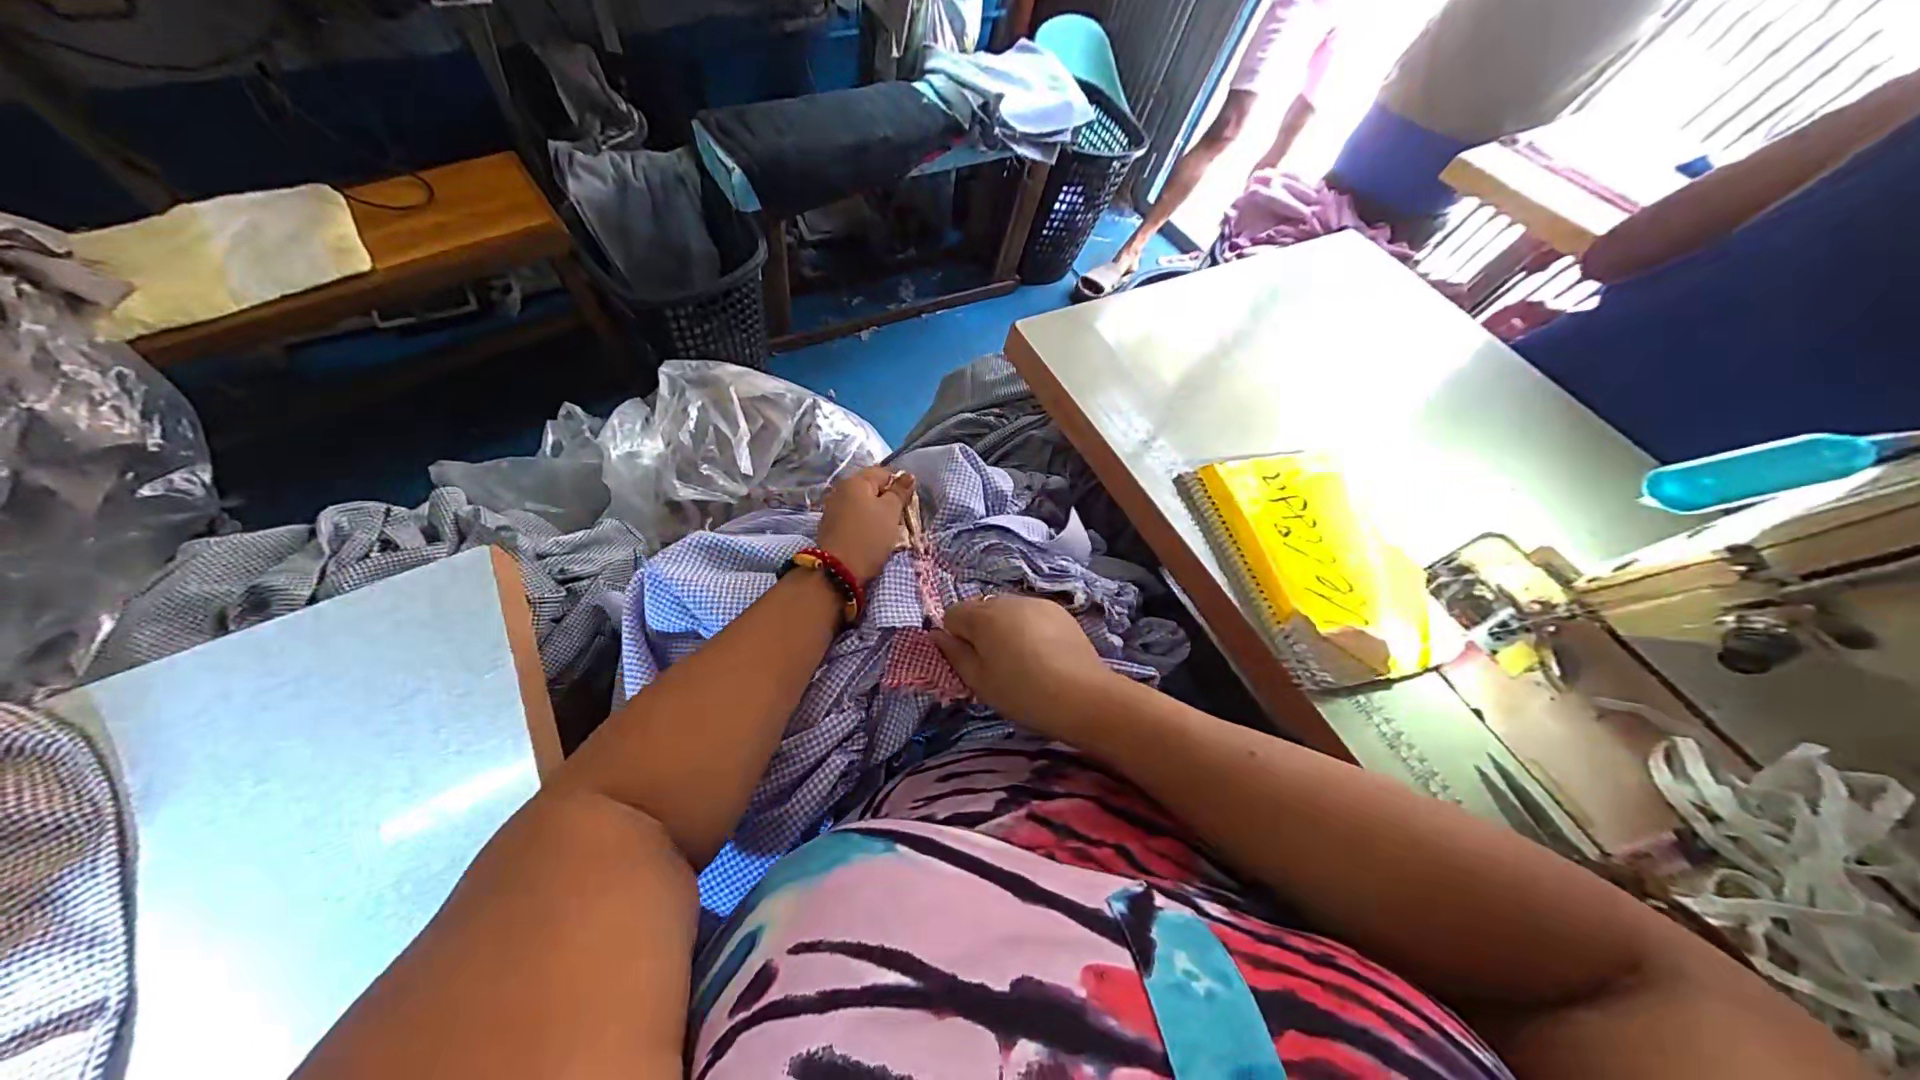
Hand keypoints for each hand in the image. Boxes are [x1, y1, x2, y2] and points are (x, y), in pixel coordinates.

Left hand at [814, 466, 912, 582]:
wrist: (838, 570)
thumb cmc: (869, 537)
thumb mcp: (891, 512)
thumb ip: (899, 492)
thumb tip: (907, 475)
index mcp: (855, 481)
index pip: (884, 473)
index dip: (899, 485)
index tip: (907, 503)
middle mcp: (840, 490)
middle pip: (871, 488)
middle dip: (887, 500)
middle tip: (899, 517)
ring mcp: (833, 508)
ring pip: (862, 504)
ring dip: (876, 513)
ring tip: (886, 529)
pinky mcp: (830, 526)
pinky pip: (853, 517)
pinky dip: (864, 523)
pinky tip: (870, 536)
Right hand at [934, 594, 1120, 736]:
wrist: (1082, 696)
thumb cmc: (1022, 693)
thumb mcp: (979, 681)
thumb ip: (953, 654)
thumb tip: (936, 634)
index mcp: (982, 615)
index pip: (952, 615)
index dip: (956, 639)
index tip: (971, 663)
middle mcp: (1007, 600)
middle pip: (980, 609)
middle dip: (980, 631)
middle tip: (996, 665)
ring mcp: (1036, 603)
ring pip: (1006, 611)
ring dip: (1005, 629)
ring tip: (1022, 661)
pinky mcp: (1059, 611)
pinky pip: (1030, 615)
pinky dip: (1028, 629)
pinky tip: (1043, 654)